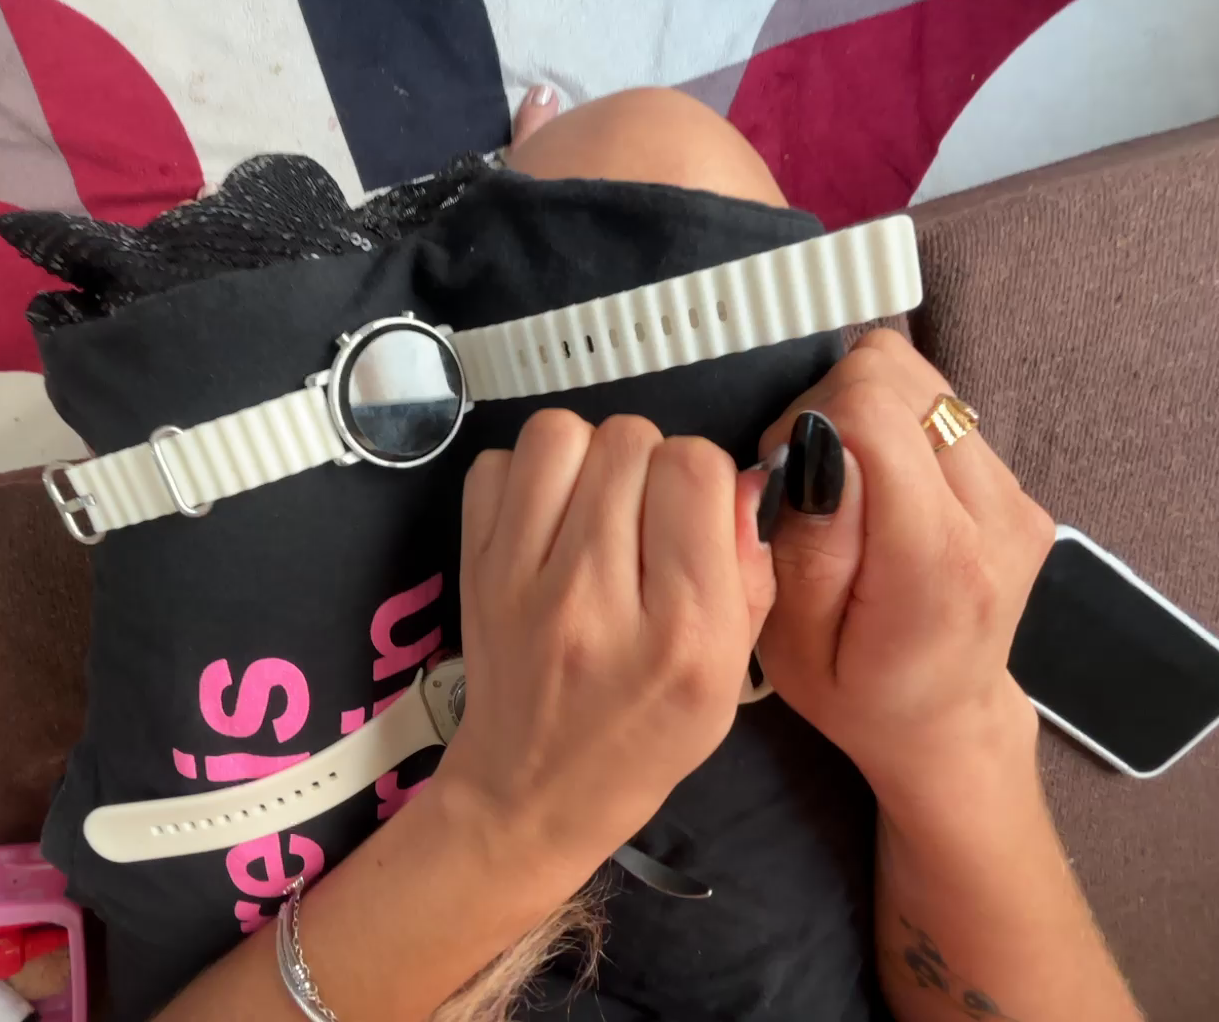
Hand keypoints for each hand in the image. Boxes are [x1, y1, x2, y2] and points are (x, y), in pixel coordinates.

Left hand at [435, 410, 776, 873]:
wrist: (531, 784)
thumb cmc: (645, 736)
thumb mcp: (730, 675)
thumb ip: (748, 568)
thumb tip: (737, 476)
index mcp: (680, 631)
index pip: (694, 469)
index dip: (700, 471)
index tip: (689, 509)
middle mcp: (593, 595)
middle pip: (627, 439)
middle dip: (647, 460)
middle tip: (640, 511)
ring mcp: (517, 577)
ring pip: (557, 434)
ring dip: (584, 452)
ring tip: (590, 501)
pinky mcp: (470, 565)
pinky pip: (495, 464)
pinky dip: (524, 474)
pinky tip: (542, 517)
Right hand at [754, 331, 1052, 815]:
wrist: (943, 719)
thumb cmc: (850, 689)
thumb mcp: (791, 639)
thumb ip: (807, 546)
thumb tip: (817, 448)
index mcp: (937, 559)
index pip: (875, 412)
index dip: (806, 420)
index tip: (783, 472)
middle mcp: (996, 512)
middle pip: (896, 377)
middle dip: (827, 407)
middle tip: (805, 475)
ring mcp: (1016, 493)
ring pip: (917, 376)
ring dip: (858, 410)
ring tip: (837, 478)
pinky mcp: (1014, 483)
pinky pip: (934, 401)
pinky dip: (886, 421)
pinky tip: (872, 480)